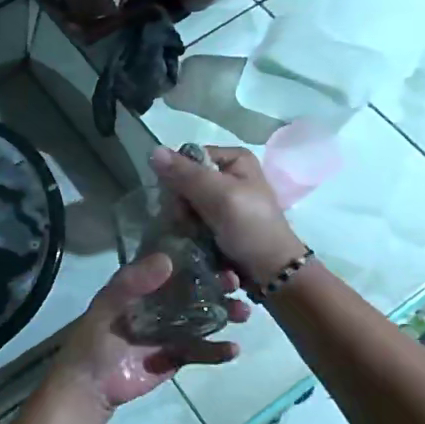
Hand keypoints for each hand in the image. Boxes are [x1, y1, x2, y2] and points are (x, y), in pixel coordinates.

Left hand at [51, 252, 248, 411]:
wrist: (90, 384)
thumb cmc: (94, 338)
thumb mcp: (108, 304)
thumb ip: (133, 282)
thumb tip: (167, 261)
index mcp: (142, 287)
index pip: (173, 267)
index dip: (195, 260)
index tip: (218, 254)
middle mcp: (159, 304)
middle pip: (194, 291)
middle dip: (216, 286)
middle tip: (236, 283)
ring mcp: (170, 330)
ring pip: (203, 318)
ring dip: (224, 314)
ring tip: (243, 313)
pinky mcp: (177, 356)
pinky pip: (201, 351)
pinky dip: (217, 350)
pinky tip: (233, 349)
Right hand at [149, 145, 308, 285]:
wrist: (271, 272)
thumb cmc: (251, 228)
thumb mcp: (220, 196)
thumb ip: (186, 174)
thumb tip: (153, 151)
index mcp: (234, 159)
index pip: (188, 157)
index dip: (179, 177)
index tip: (181, 201)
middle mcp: (228, 174)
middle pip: (183, 181)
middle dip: (181, 204)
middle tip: (189, 222)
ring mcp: (222, 199)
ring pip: (183, 202)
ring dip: (183, 220)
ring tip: (194, 235)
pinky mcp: (216, 221)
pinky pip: (190, 218)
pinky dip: (189, 229)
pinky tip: (195, 239)